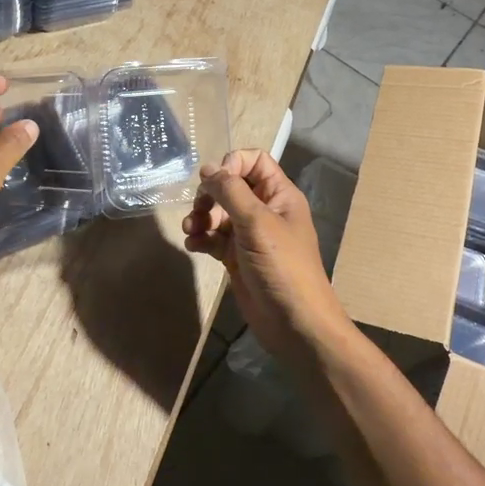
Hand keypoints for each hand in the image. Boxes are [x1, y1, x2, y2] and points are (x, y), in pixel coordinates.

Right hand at [182, 150, 351, 364]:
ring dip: (200, 217)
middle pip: (231, 186)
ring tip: (190, 230)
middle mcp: (265, 211)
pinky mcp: (236, 257)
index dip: (232, 164)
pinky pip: (213, 238)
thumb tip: (207, 169)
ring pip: (218, 213)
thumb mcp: (257, 222)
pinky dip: (201, 238)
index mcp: (279, 195)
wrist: (294, 324)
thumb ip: (231, 191)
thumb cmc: (282, 266)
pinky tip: (193, 246)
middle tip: (199, 209)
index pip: (254, 161)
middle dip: (210, 194)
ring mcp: (250, 235)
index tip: (216, 181)